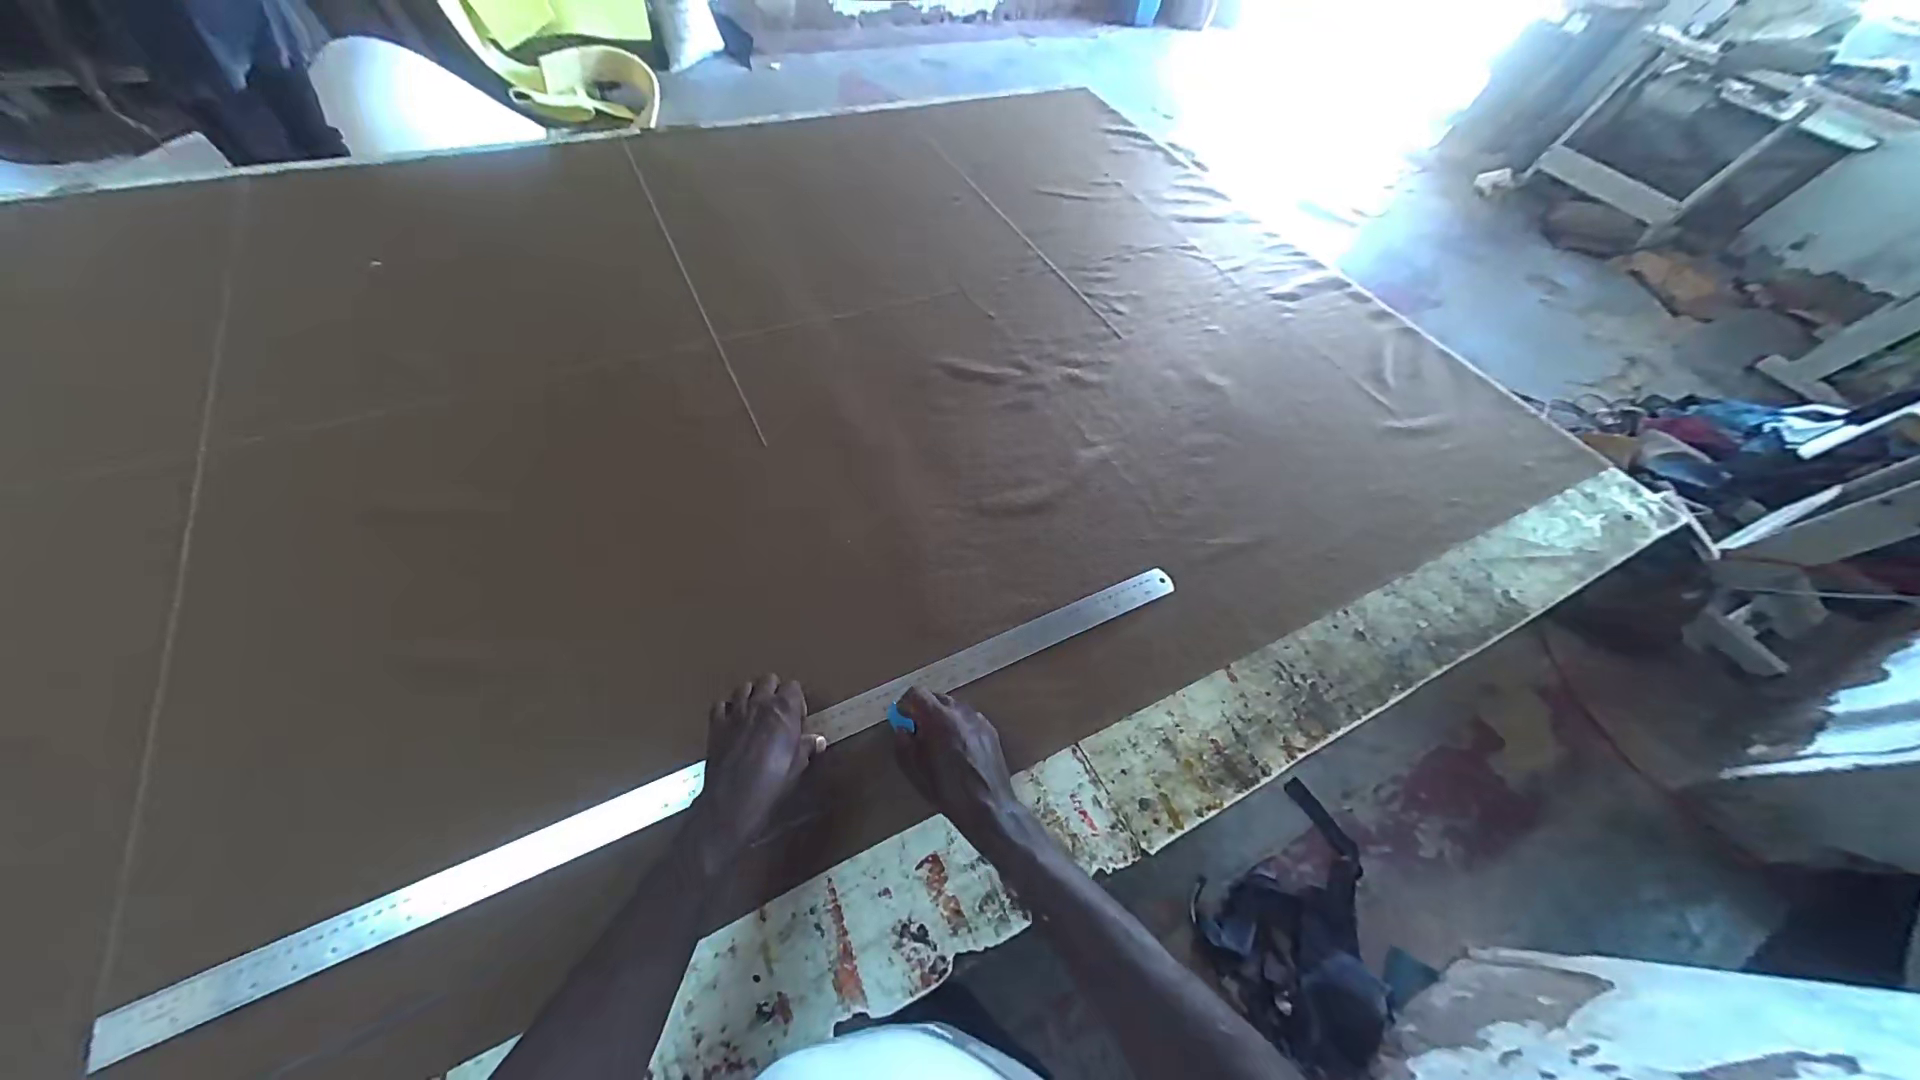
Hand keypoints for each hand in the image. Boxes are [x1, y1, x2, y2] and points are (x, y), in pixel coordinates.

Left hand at [688, 674, 825, 875]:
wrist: (733, 800)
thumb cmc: (772, 782)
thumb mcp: (797, 766)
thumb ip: (806, 747)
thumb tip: (817, 741)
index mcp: (784, 709)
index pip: (793, 687)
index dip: (796, 701)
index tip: (797, 718)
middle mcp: (760, 703)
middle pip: (768, 680)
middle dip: (774, 691)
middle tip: (777, 712)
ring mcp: (735, 711)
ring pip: (744, 687)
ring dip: (752, 695)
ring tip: (755, 712)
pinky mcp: (716, 724)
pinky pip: (721, 704)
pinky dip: (728, 708)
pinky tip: (732, 720)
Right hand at [891, 687, 1025, 843]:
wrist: (987, 807)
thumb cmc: (947, 790)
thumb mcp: (915, 770)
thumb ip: (904, 744)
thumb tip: (902, 728)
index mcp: (939, 718)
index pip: (917, 693)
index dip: (905, 703)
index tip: (902, 717)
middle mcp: (960, 711)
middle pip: (937, 698)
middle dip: (924, 710)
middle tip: (918, 730)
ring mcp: (978, 719)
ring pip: (954, 707)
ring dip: (942, 717)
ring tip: (939, 741)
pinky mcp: (990, 730)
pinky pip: (968, 719)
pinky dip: (958, 726)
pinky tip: (958, 748)